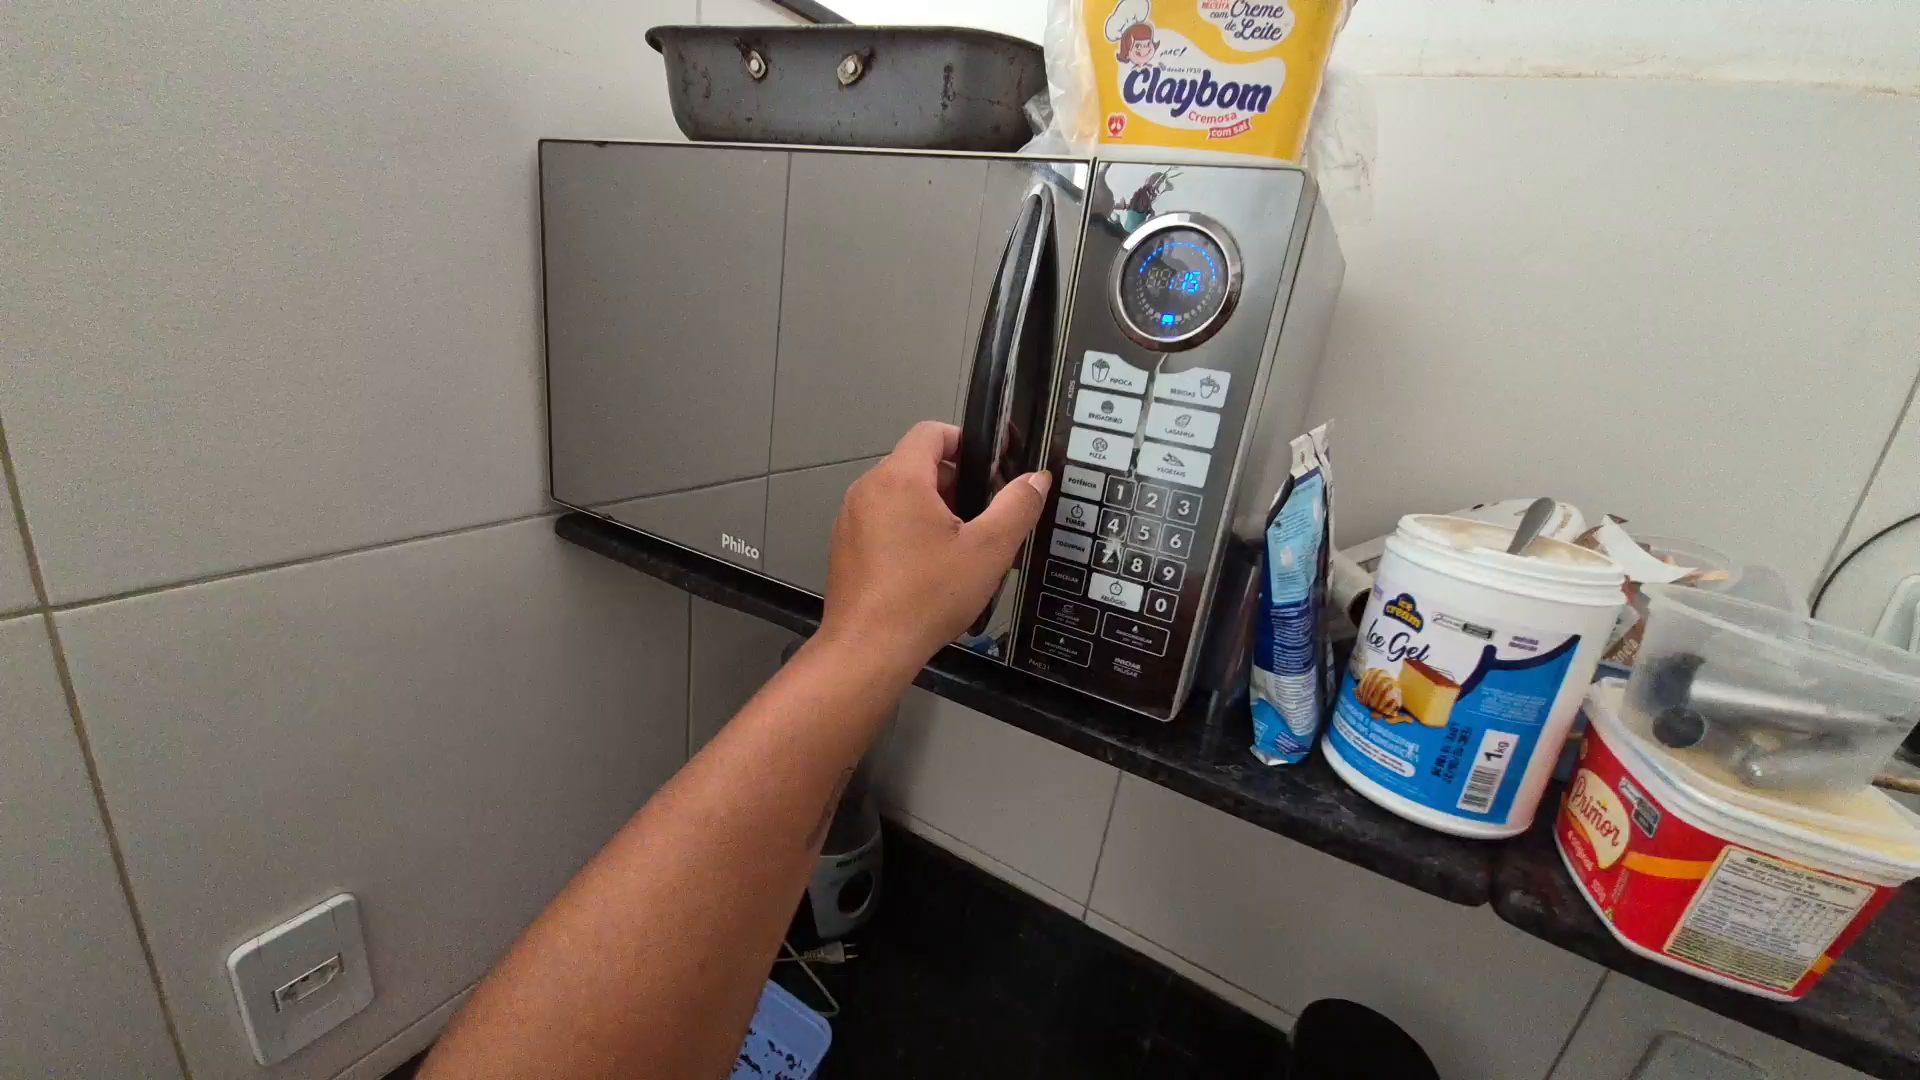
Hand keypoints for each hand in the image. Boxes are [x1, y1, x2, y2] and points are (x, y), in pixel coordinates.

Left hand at [818, 421, 1050, 666]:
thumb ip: (1017, 506)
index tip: (990, 468)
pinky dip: (909, 531)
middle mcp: (867, 490)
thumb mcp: (988, 550)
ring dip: (934, 510)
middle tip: (983, 518)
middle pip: (918, 465)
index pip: (933, 431)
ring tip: (961, 548)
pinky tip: (930, 568)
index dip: (967, 442)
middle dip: (956, 484)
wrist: (870, 649)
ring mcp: (851, 519)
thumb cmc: (926, 597)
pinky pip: (883, 522)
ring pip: (901, 496)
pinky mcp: (846, 547)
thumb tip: (1035, 480)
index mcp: (899, 479)